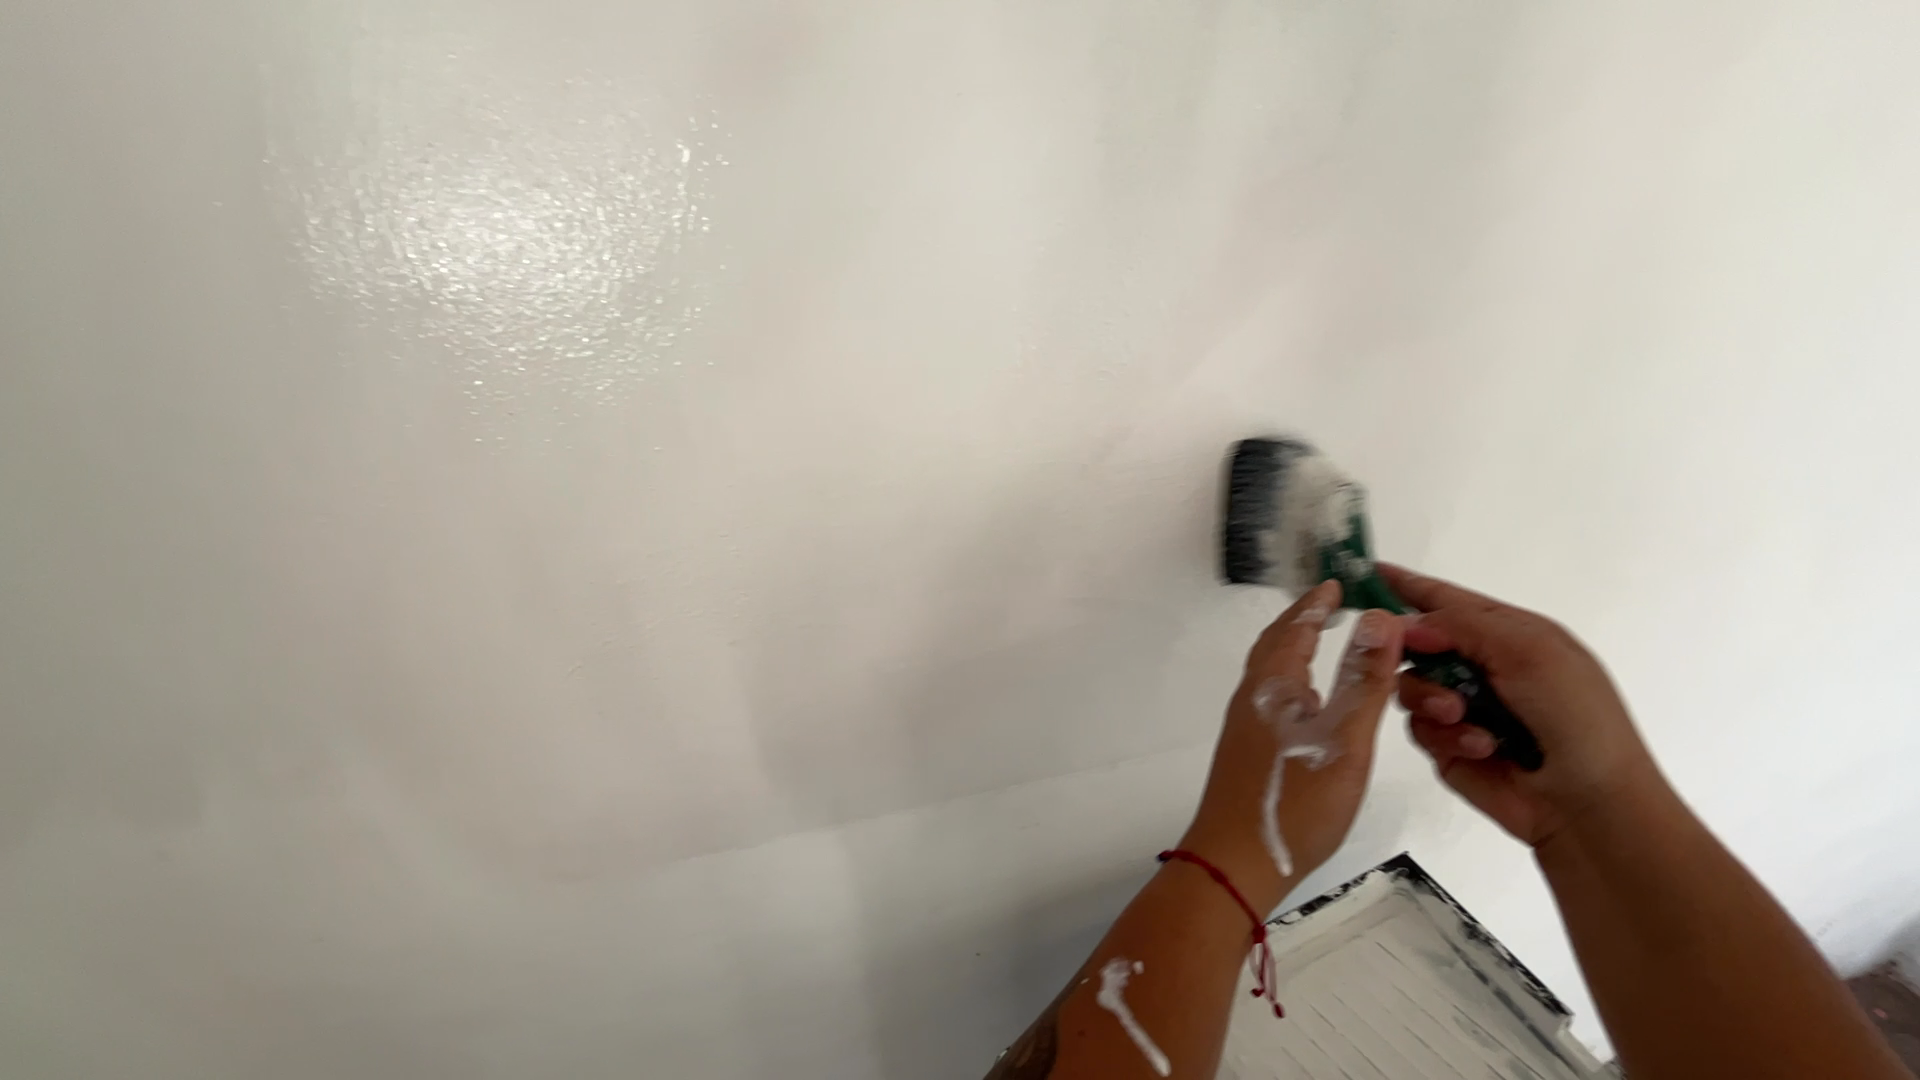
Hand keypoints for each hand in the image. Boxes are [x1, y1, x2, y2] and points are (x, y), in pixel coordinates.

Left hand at [1181, 582, 1403, 909]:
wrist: (1238, 858)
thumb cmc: (1296, 799)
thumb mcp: (1344, 739)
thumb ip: (1364, 680)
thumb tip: (1379, 618)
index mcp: (1273, 687)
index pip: (1293, 630)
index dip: (1315, 605)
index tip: (1336, 584)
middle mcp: (1252, 697)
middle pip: (1275, 645)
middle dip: (1301, 621)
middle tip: (1331, 606)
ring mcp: (1245, 725)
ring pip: (1272, 672)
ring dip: (1295, 648)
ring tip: (1326, 644)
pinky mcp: (1248, 749)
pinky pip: (1272, 696)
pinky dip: (1293, 679)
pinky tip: (1310, 703)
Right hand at [1381, 563, 1666, 847]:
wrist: (1590, 803)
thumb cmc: (1574, 716)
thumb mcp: (1529, 652)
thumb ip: (1462, 625)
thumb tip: (1403, 624)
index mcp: (1506, 635)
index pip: (1445, 601)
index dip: (1406, 585)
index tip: (1366, 571)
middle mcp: (1478, 666)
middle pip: (1412, 643)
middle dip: (1411, 653)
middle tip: (1408, 658)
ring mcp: (1460, 706)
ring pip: (1407, 686)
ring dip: (1433, 700)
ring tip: (1463, 718)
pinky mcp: (1446, 745)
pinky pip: (1417, 727)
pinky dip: (1445, 735)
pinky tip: (1479, 747)